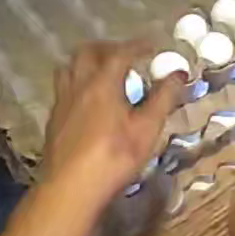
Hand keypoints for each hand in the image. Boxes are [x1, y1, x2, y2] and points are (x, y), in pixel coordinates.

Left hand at [40, 39, 185, 202]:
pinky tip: (94, 100)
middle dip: (108, 48)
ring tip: (108, 73)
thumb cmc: (115, 156)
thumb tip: (179, 73)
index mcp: (102, 85)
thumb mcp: (148, 127)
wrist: (71, 189)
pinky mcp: (55, 120)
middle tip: (128, 54)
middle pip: (86, 53)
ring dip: (89, 63)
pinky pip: (65, 88)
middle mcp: (78, 87)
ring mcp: (62, 103)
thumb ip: (163, 98)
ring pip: (69, 69)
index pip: (119, 53)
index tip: (153, 46)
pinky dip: (81, 82)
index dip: (137, 46)